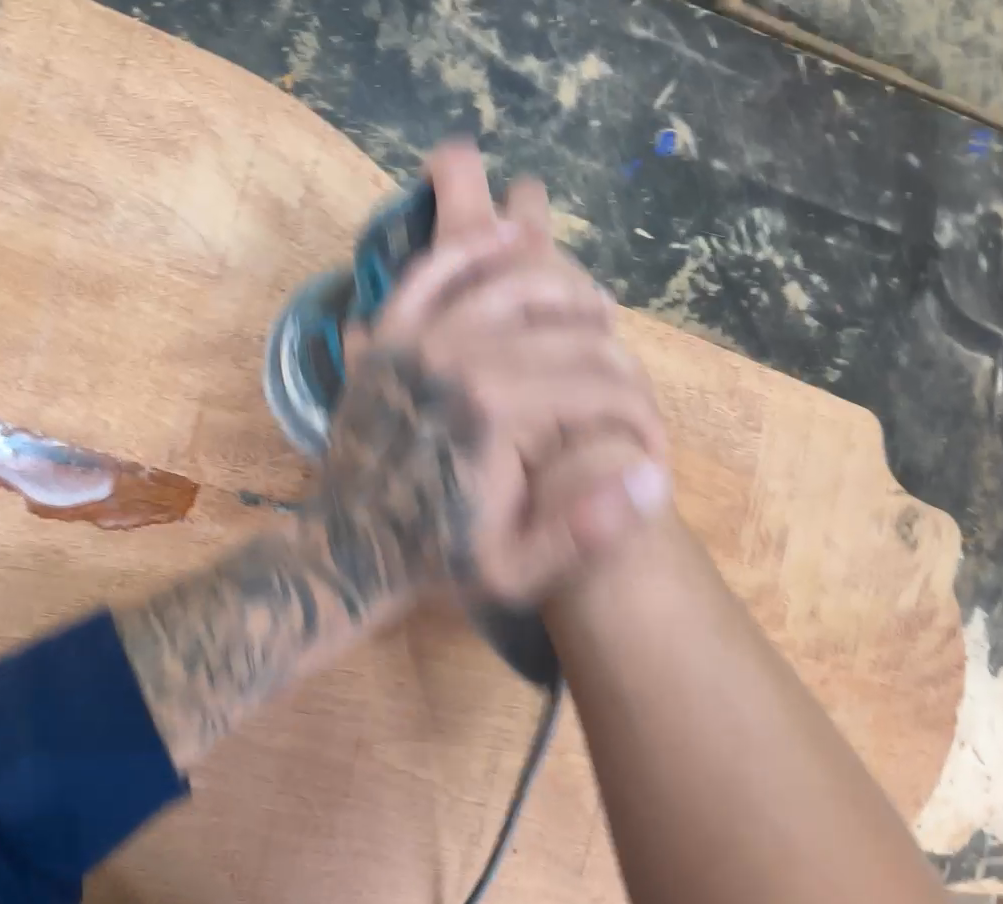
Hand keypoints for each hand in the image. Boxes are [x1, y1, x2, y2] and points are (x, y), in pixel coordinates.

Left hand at [114, 141, 673, 767]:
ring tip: (593, 310)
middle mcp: (459, 360)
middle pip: (562, 333)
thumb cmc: (433, 563)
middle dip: (610, 355)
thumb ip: (587, 530)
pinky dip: (469, 251)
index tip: (648, 439)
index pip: (597, 385)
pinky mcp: (386, 342)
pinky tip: (506, 235)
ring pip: (506, 288)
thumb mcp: (515, 569)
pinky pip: (428, 277)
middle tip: (625, 381)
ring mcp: (415, 343)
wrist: (346, 553)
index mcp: (496, 413)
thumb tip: (656, 476)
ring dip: (560, 293)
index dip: (636, 411)